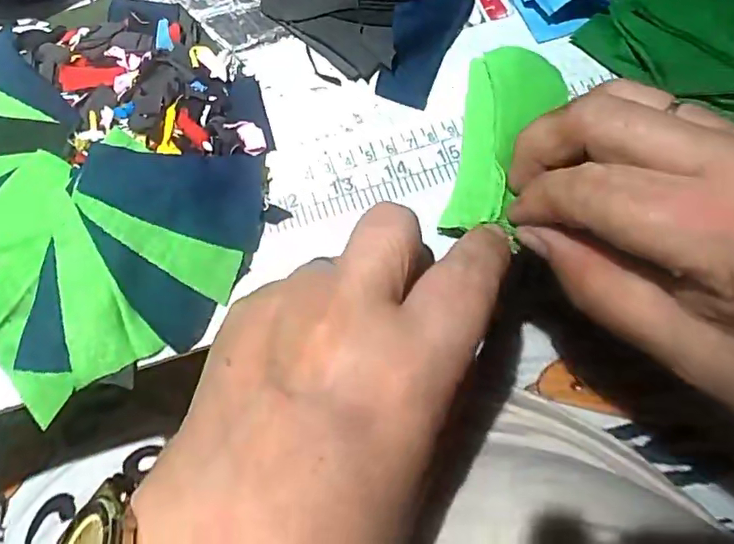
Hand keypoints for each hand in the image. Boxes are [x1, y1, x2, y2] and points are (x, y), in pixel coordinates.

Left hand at [132, 205, 510, 543]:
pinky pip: (292, 286)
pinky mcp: (244, 307)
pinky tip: (282, 364)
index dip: (488, 251)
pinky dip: (300, 312)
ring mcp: (289, 300)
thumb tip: (456, 336)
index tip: (489, 249)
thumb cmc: (337, 528)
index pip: (468, 271)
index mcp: (405, 361)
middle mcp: (348, 310)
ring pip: (337, 260)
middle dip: (405, 250)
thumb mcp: (419, 467)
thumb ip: (443, 386)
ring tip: (325, 349)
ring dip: (346, 290)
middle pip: (392, 221)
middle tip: (397, 300)